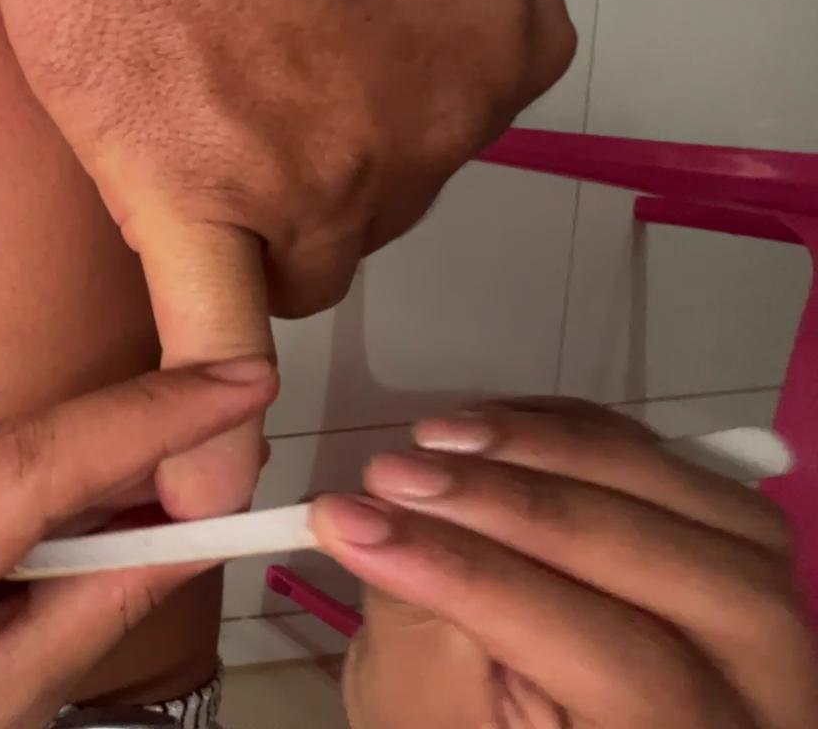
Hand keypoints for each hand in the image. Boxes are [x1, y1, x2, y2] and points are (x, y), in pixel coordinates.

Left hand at [0, 360, 275, 728]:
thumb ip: (92, 610)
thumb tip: (186, 528)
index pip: (12, 476)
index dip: (132, 421)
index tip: (229, 383)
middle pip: (7, 455)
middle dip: (118, 452)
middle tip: (202, 480)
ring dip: (61, 476)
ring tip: (100, 530)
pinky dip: (12, 475)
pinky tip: (26, 525)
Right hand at [312, 398, 817, 728]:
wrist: (490, 708)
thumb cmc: (451, 720)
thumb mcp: (417, 702)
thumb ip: (412, 613)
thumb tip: (360, 514)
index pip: (632, 674)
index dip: (481, 582)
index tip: (350, 523)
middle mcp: (778, 694)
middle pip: (707, 585)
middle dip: (524, 508)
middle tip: (389, 474)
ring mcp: (754, 605)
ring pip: (705, 507)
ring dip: (548, 451)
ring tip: (426, 437)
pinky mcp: (700, 532)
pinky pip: (662, 458)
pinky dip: (561, 426)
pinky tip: (469, 427)